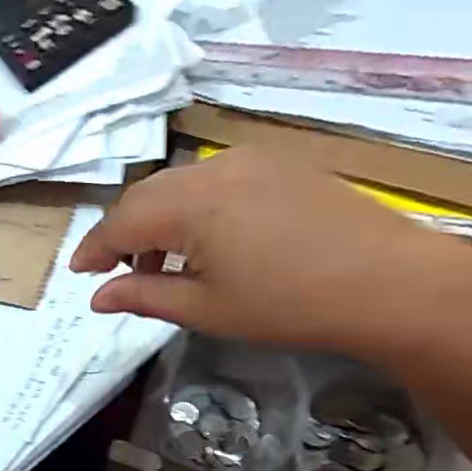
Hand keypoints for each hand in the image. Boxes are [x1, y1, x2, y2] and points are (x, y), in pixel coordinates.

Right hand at [69, 146, 471, 352]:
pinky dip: (194, 210)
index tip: (79, 273)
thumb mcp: (206, 309)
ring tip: (163, 267)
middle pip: (148, 195)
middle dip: (124, 234)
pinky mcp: (281, 164)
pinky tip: (205, 244)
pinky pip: (216, 181)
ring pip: (182, 185)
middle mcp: (217, 168)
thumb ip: (144, 296)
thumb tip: (98, 297)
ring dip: (159, 222)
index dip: (96, 247)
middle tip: (117, 273)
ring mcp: (253, 160)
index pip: (123, 221)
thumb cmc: (289, 305)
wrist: (391, 284)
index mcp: (193, 204)